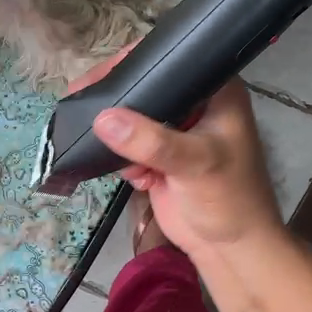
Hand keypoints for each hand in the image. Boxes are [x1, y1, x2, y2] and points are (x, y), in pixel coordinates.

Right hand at [85, 76, 283, 256]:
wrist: (228, 248)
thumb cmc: (229, 198)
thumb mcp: (194, 163)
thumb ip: (150, 141)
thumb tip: (102, 119)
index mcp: (215, 92)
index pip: (172, 63)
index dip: (136, 63)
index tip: (101, 74)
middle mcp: (193, 106)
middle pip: (145, 90)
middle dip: (117, 102)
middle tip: (82, 102)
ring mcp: (173, 133)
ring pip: (130, 119)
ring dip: (115, 135)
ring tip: (107, 147)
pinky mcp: (157, 157)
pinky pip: (126, 146)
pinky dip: (120, 158)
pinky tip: (131, 175)